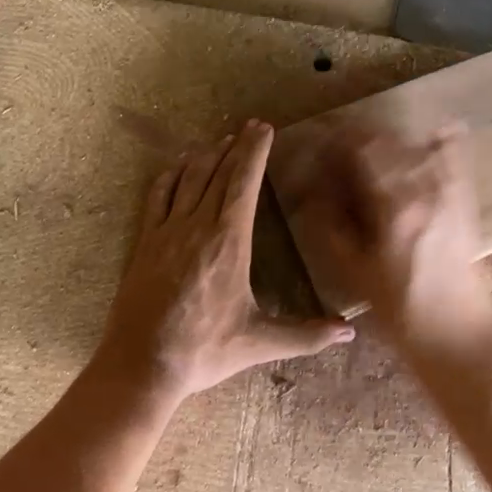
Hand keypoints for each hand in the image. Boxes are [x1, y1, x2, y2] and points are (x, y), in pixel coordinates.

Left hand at [95, 120, 354, 400]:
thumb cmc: (204, 351)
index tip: (263, 128)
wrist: (142, 365)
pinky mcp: (145, 242)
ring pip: (189, 179)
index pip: (244, 182)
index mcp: (229, 241)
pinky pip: (158, 196)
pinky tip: (178, 167)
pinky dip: (171, 175)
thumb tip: (349, 333)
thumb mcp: (260, 342)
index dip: (254, 152)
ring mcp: (167, 231)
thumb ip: (307, 334)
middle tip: (249, 126)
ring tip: (220, 141)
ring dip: (206, 155)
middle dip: (236, 146)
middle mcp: (197, 225)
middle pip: (219, 172)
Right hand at [303, 124, 491, 360]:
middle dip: (355, 135)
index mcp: (392, 204)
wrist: (456, 340)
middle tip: (335, 147)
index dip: (333, 138)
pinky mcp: (465, 203)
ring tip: (368, 147)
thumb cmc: (398, 312)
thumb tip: (312, 191)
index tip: (315, 141)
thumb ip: (330, 225)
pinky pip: (454, 158)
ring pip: (415, 143)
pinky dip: (441, 140)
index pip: (358, 148)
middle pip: (385, 139)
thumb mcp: (353, 272)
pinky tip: (433, 130)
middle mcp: (423, 189)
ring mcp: (449, 193)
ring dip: (388, 138)